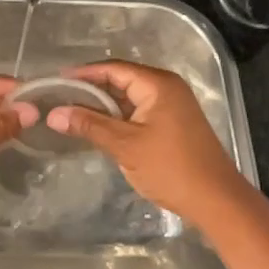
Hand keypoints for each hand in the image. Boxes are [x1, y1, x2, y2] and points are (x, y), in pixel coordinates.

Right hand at [46, 61, 254, 224]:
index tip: (56, 80)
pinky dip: (118, 117)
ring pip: (130, 98)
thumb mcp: (125, 145)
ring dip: (104, 105)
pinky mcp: (173, 123)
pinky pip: (139, 111)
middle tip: (59, 98)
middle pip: (122, 80)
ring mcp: (172, 106)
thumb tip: (53, 114)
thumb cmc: (170, 168)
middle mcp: (167, 88)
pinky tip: (98, 128)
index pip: (114, 69)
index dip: (84, 73)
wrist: (215, 199)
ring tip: (72, 113)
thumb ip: (89, 125)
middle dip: (91, 89)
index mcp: (158, 84)